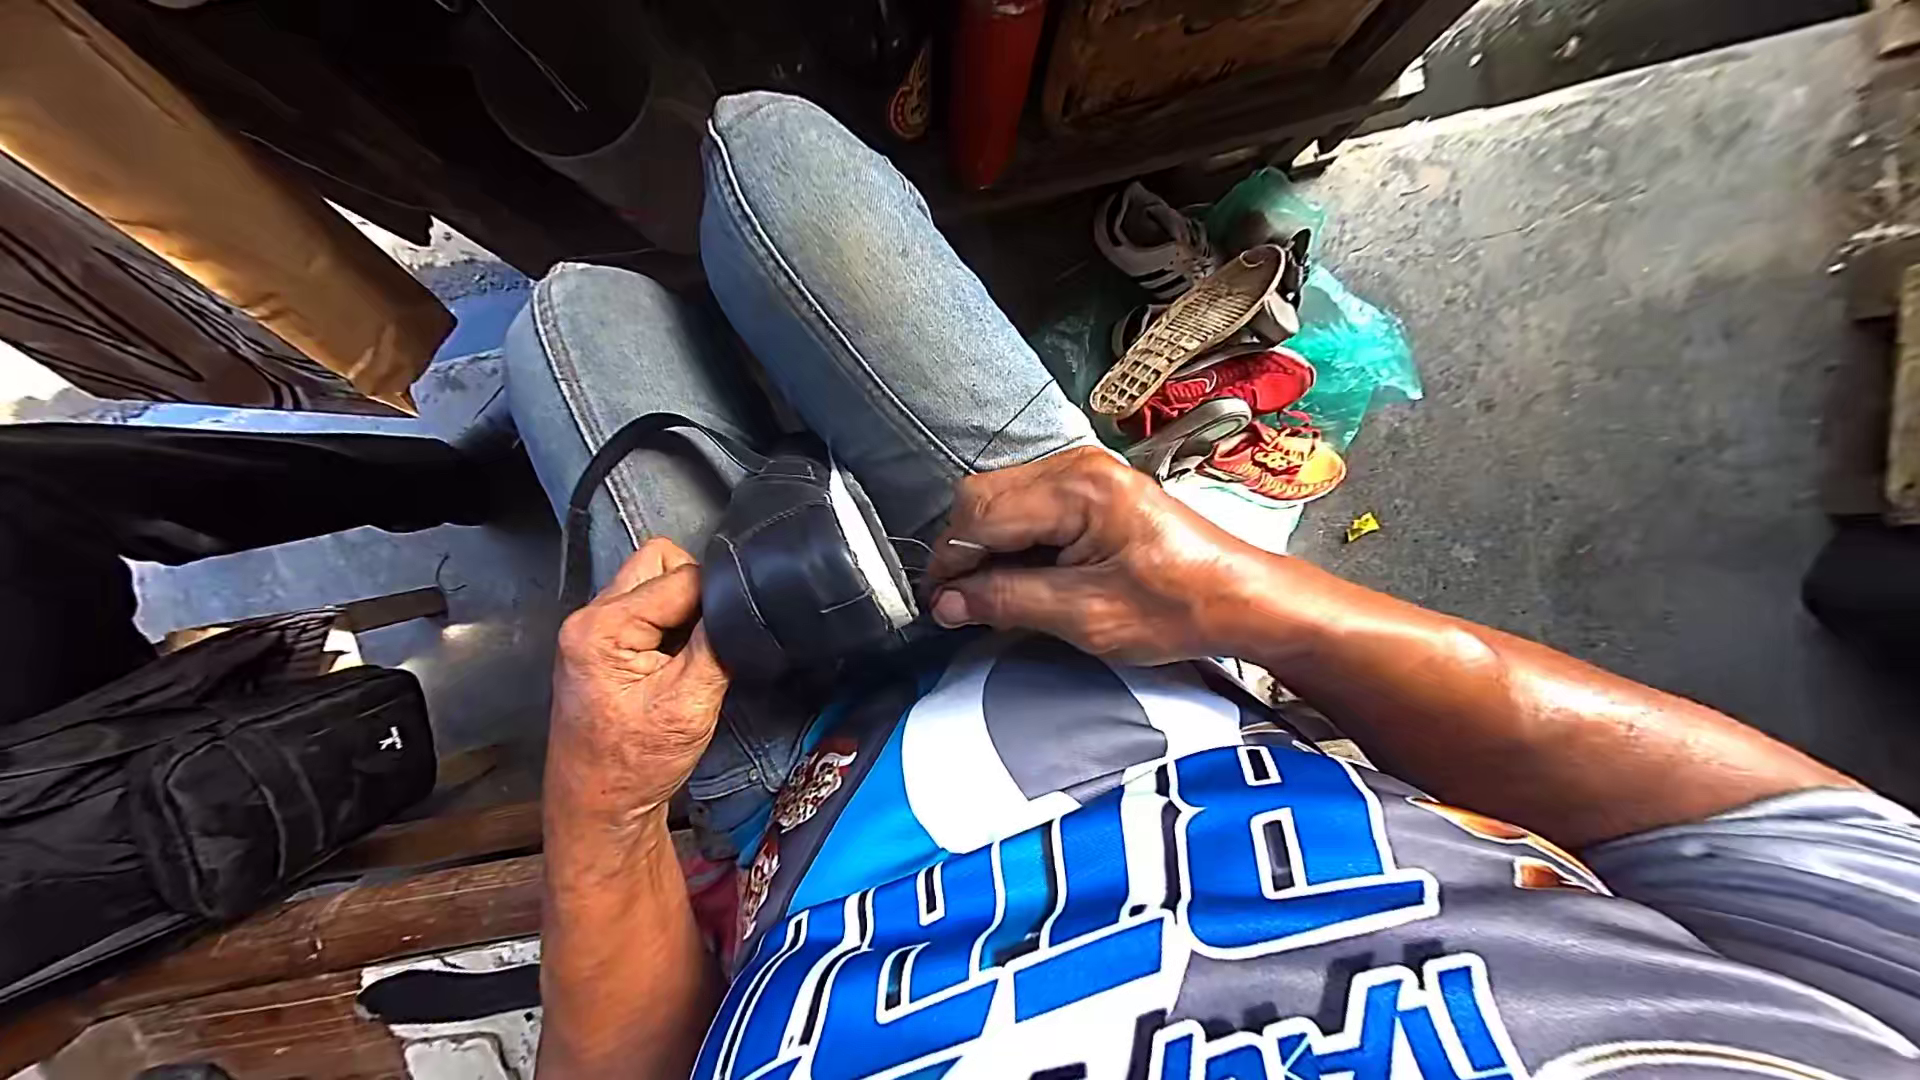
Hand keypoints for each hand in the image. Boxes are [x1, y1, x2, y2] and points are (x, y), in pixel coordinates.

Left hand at [546, 537, 729, 834]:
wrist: (600, 807)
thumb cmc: (636, 764)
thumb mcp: (692, 702)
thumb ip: (718, 642)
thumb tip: (740, 600)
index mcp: (603, 627)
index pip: (683, 577)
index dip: (718, 599)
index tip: (727, 634)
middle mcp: (590, 615)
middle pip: (661, 561)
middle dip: (696, 588)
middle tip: (708, 635)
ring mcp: (595, 626)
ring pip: (656, 578)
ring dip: (684, 604)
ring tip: (692, 649)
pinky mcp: (606, 640)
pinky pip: (650, 604)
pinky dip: (674, 620)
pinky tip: (679, 656)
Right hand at [927, 446, 1268, 663]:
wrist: (1237, 596)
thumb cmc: (1178, 607)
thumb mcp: (1086, 615)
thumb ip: (1007, 601)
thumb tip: (947, 603)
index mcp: (1080, 489)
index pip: (981, 516)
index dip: (950, 562)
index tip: (938, 604)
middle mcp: (1076, 465)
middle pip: (982, 497)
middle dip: (963, 551)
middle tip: (962, 601)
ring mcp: (1082, 470)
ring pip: (997, 498)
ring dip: (984, 545)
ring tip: (992, 591)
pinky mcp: (1087, 485)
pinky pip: (1024, 503)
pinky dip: (1009, 538)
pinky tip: (1019, 571)